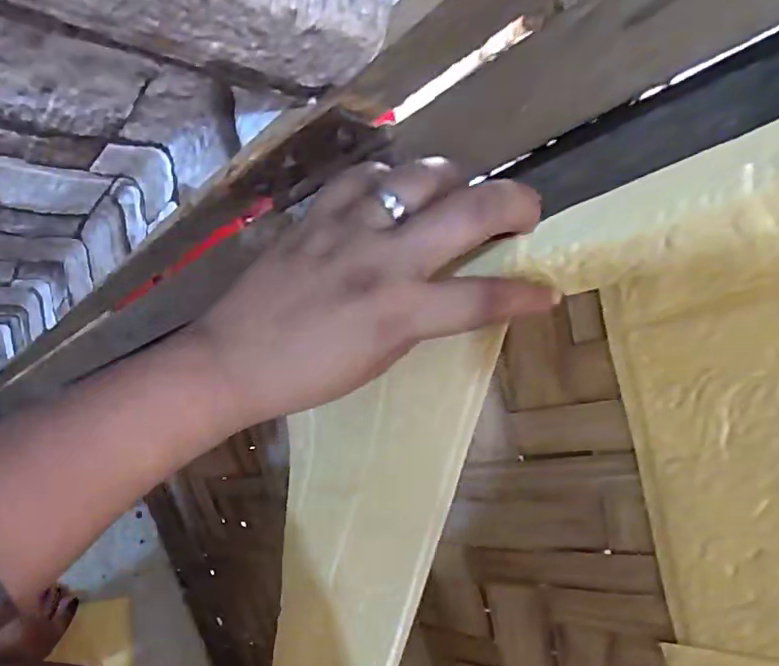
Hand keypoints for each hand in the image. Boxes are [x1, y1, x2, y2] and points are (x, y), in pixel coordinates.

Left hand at [184, 159, 556, 425]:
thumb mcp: (371, 362)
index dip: (524, 296)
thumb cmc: (302, 378)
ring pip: (422, 174)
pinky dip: (388, 179)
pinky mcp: (315, 216)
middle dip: (517, 204)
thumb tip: (440, 293)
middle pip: (471, 209)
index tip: (547, 294)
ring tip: (455, 197)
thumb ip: (412, 322)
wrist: (231, 362)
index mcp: (397, 313)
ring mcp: (347, 230)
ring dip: (454, 181)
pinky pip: (364, 176)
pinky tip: (387, 195)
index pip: (480, 298)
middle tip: (526, 214)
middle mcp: (382, 260)